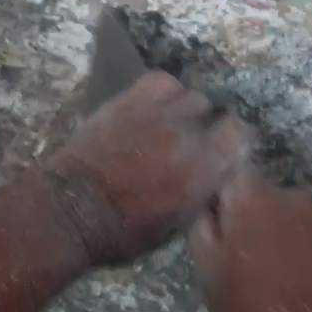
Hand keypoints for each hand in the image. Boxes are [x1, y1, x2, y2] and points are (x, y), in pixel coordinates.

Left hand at [44, 71, 249, 266]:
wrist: (73, 208)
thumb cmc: (123, 230)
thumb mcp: (176, 224)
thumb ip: (200, 190)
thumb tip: (213, 170)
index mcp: (200, 173)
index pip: (239, 135)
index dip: (235, 139)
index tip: (225, 146)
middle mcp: (184, 136)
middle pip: (212, 111)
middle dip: (207, 124)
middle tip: (191, 138)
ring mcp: (156, 113)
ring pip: (189, 93)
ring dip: (185, 107)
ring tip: (171, 121)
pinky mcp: (130, 99)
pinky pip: (160, 80)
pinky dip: (163, 91)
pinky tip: (154, 106)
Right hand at [188, 166, 311, 311]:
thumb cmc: (253, 307)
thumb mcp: (208, 268)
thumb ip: (201, 224)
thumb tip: (206, 205)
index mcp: (251, 194)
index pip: (232, 175)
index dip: (225, 199)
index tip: (222, 223)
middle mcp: (290, 194)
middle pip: (265, 195)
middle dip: (256, 217)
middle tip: (250, 253)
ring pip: (294, 217)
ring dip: (285, 233)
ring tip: (281, 269)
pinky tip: (307, 278)